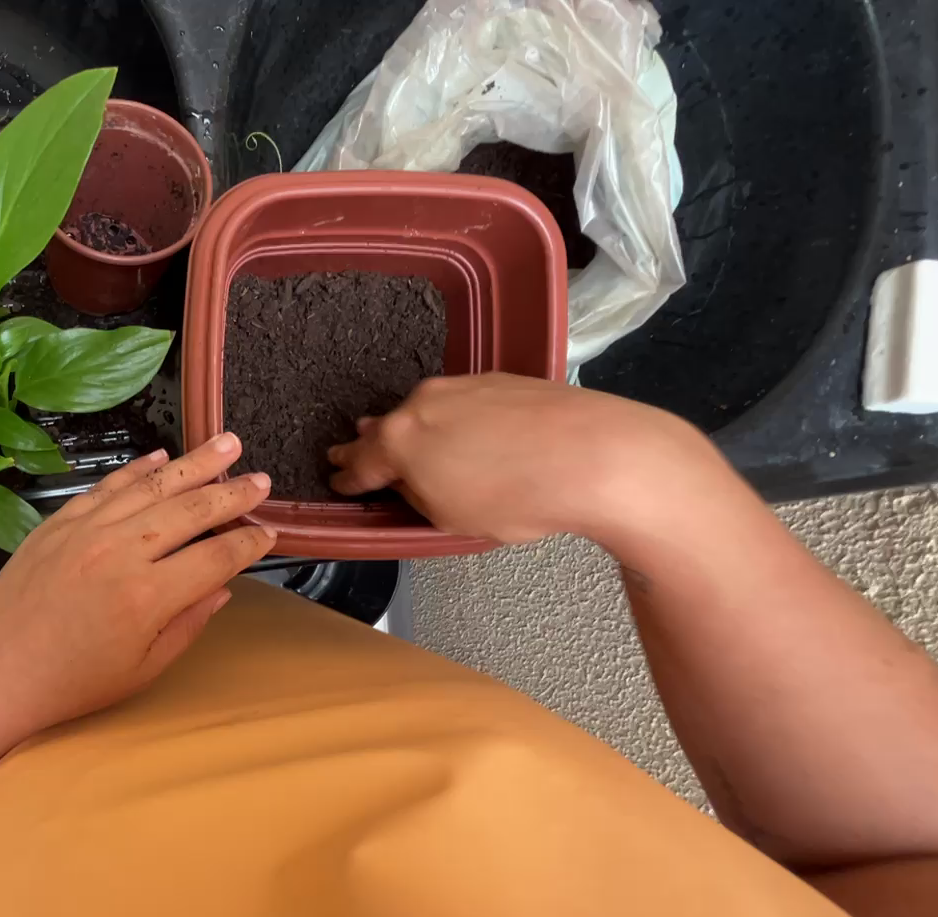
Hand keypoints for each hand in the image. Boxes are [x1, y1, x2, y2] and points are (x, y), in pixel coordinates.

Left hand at [0, 433, 277, 749]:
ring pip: (151, 486)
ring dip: (193, 464)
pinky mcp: (58, 523)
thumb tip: (221, 586)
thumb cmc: (72, 684)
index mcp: (148, 596)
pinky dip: (136, 469)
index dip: (248, 544)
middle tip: (261, 479)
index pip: (216, 557)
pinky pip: (106, 486)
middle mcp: (121, 552)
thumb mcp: (143, 670)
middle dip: (231, 492)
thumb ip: (187, 624)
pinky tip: (161, 456)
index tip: (269, 532)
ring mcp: (86, 530)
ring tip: (227, 444)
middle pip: (190, 510)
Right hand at [326, 373, 729, 547]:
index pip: (357, 463)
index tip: (336, 482)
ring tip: (404, 442)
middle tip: (346, 453)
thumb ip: (414, 494)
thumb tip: (408, 479)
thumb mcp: (448, 516)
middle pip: (383, 428)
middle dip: (365, 445)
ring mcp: (461, 386)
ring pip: (420, 410)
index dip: (344, 478)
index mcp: (398, 440)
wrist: (601, 454)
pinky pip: (457, 402)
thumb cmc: (516, 497)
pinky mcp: (499, 379)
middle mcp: (421, 403)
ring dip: (408, 428)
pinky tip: (462, 435)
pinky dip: (448, 419)